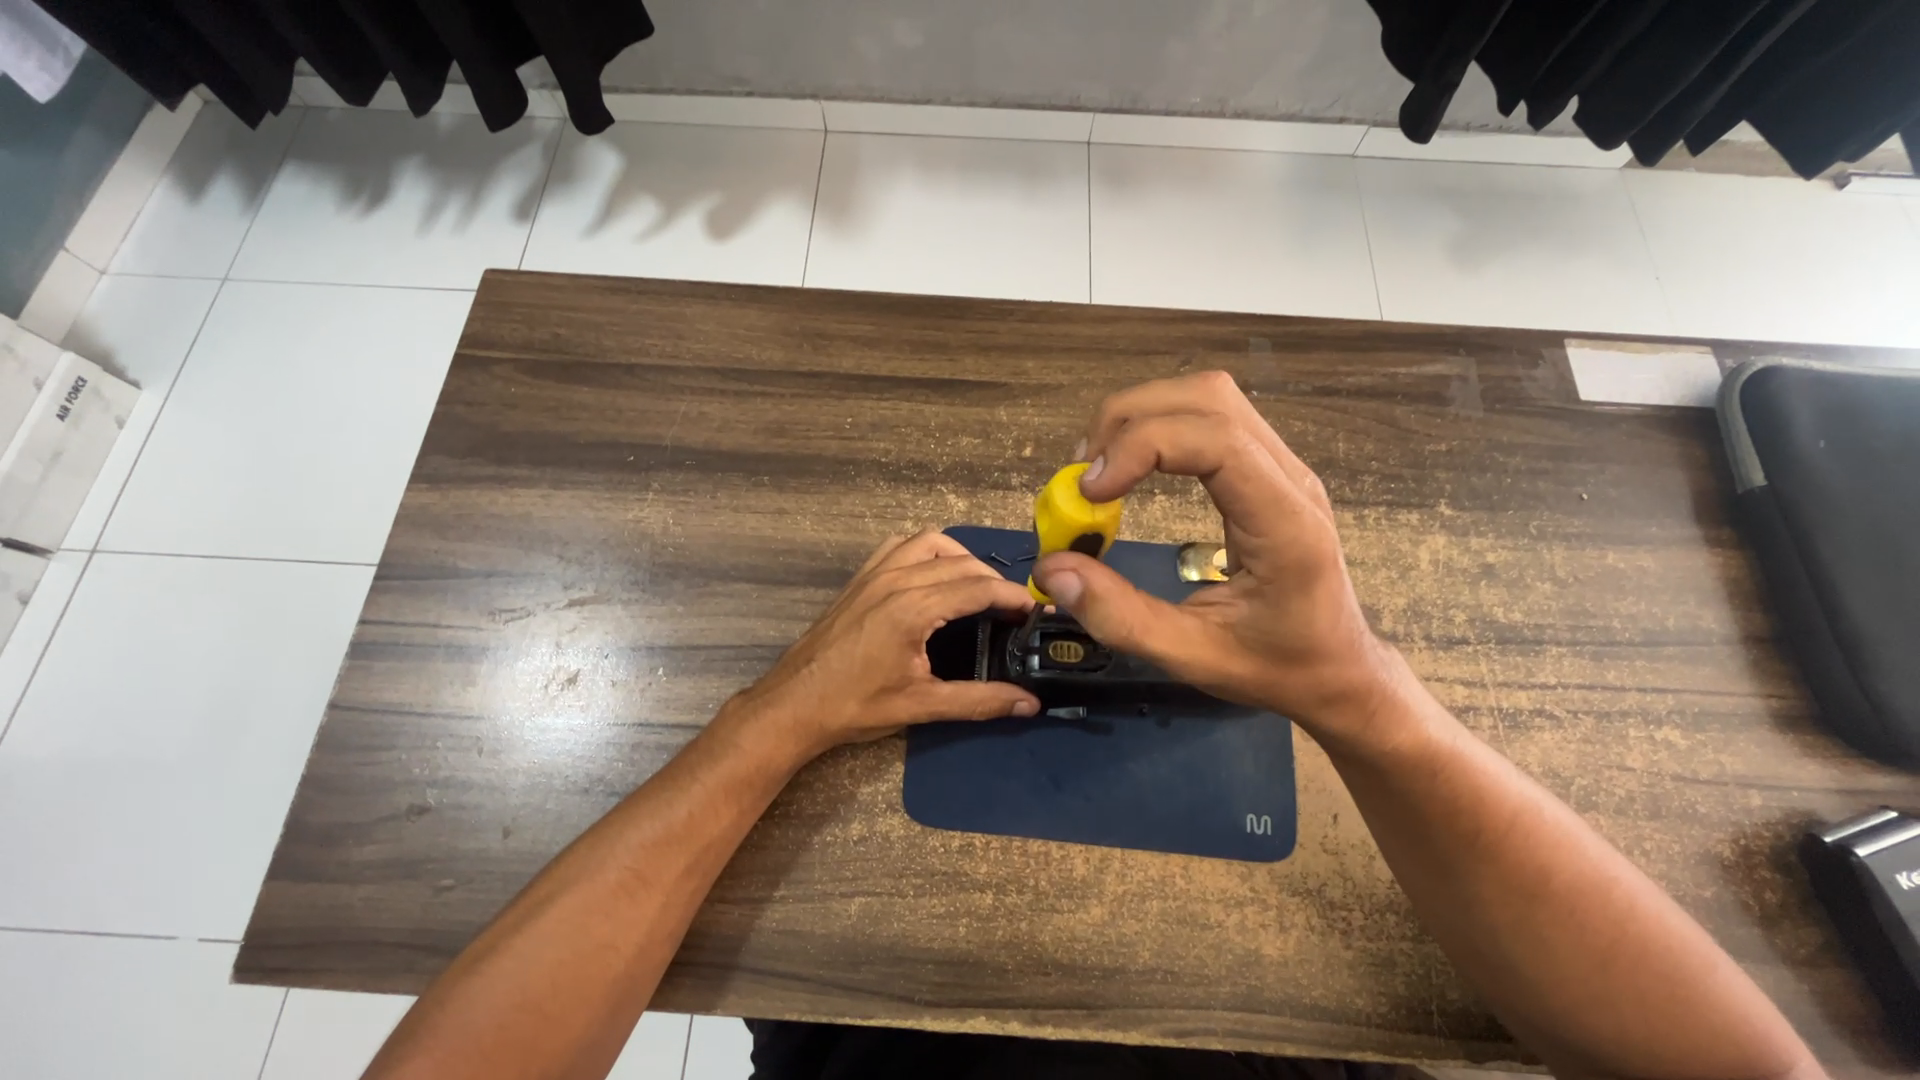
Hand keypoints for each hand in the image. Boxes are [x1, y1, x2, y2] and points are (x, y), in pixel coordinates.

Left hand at [727, 530, 1040, 760]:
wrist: (794, 705)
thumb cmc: (855, 707)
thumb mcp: (922, 706)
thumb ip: (980, 701)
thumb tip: (1029, 703)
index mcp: (914, 607)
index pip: (979, 587)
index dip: (1014, 597)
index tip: (1036, 611)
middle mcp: (896, 578)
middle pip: (961, 563)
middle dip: (994, 580)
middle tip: (1012, 609)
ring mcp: (874, 573)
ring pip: (930, 543)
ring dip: (961, 558)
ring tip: (977, 588)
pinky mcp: (859, 578)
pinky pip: (900, 546)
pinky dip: (925, 552)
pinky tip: (932, 576)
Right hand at [1033, 371, 1404, 751]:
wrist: (1339, 671)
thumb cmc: (1276, 668)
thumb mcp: (1192, 657)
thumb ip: (1120, 617)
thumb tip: (1051, 569)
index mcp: (1284, 524)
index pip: (1215, 440)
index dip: (1140, 447)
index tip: (1088, 493)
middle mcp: (1290, 478)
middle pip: (1208, 398)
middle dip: (1130, 420)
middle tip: (1083, 477)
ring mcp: (1283, 468)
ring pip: (1209, 396)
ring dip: (1142, 417)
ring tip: (1100, 469)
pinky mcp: (1267, 469)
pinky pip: (1211, 419)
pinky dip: (1160, 428)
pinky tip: (1132, 467)